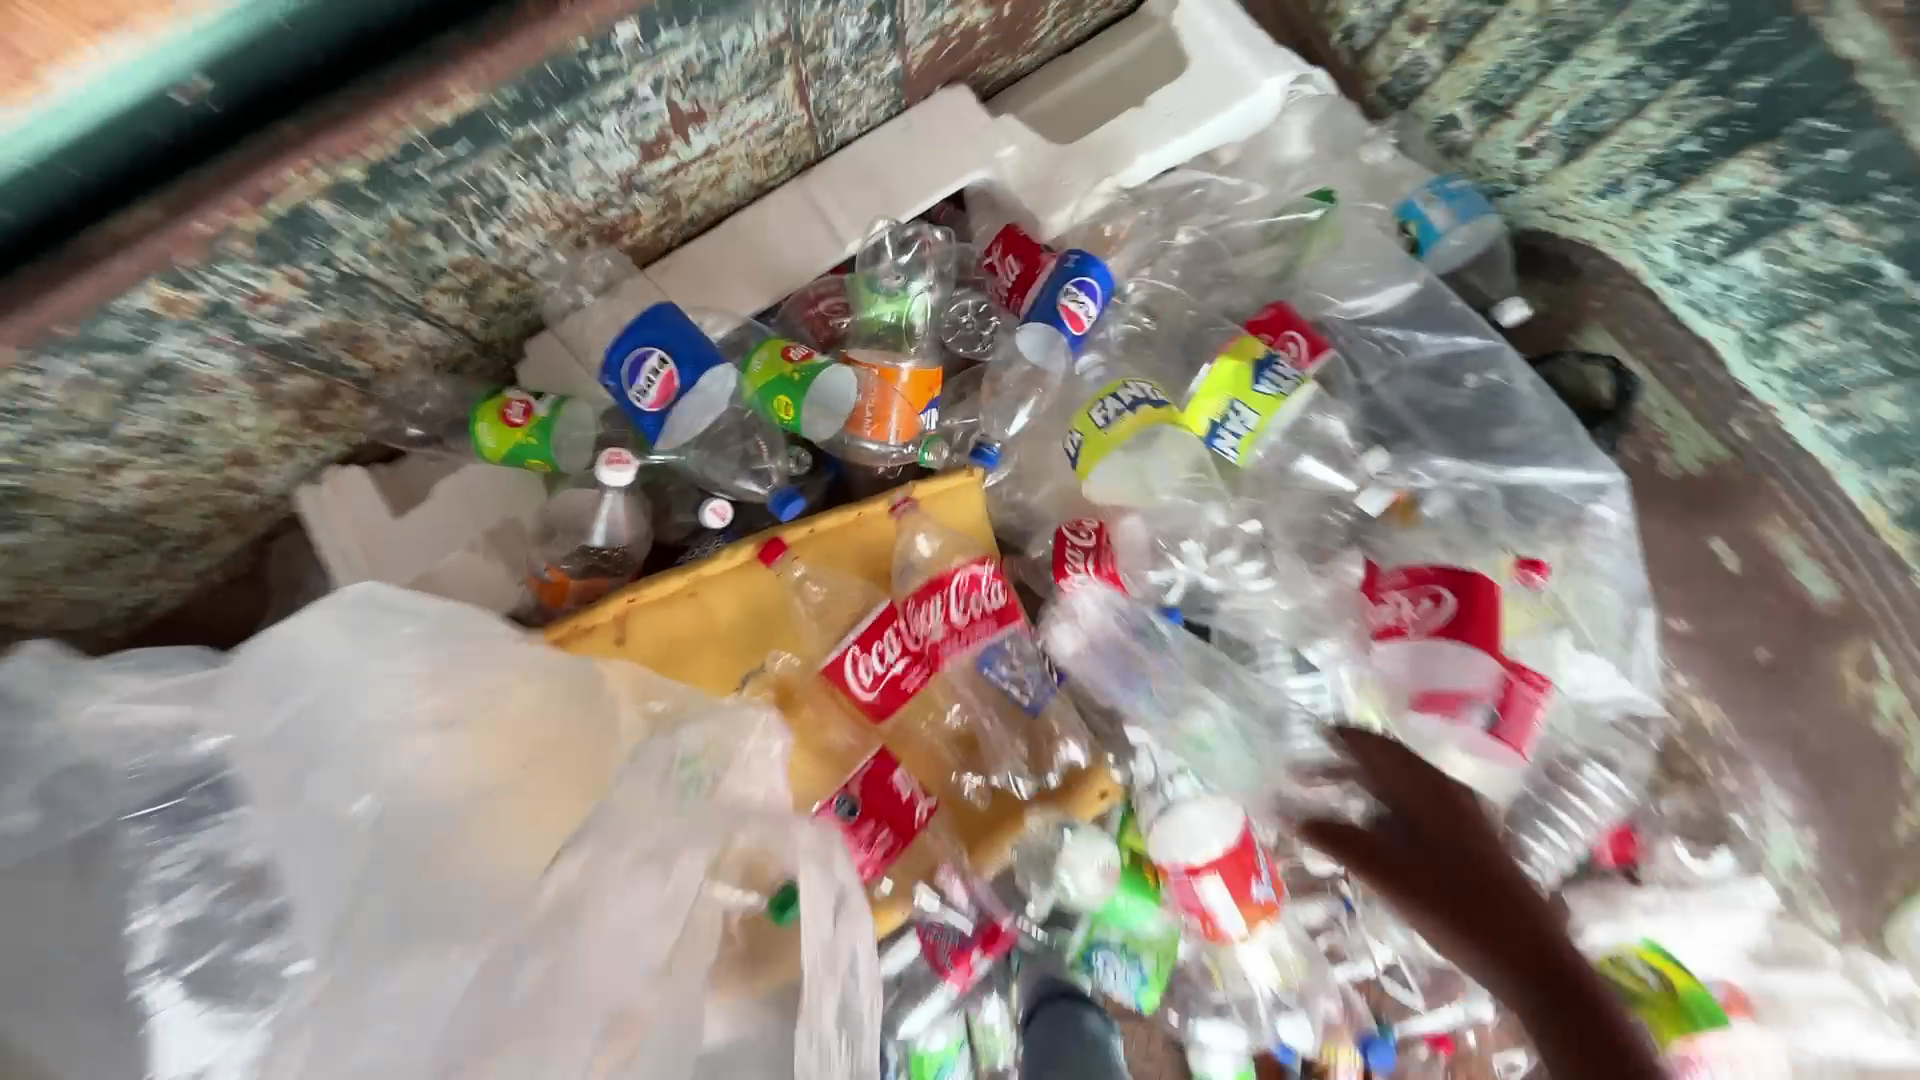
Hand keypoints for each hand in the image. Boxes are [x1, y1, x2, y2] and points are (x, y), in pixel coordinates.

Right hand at [1299, 728, 1664, 1079]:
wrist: (1531, 961)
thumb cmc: (1455, 909)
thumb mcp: (1387, 874)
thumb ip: (1337, 840)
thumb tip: (1293, 817)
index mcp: (1430, 789)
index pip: (1379, 747)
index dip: (1344, 738)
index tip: (1310, 736)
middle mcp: (1449, 794)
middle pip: (1391, 765)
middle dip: (1348, 765)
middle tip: (1306, 776)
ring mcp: (1464, 819)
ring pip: (1404, 789)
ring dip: (1366, 788)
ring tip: (1332, 802)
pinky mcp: (1471, 844)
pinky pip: (1418, 810)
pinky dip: (1386, 810)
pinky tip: (1372, 834)